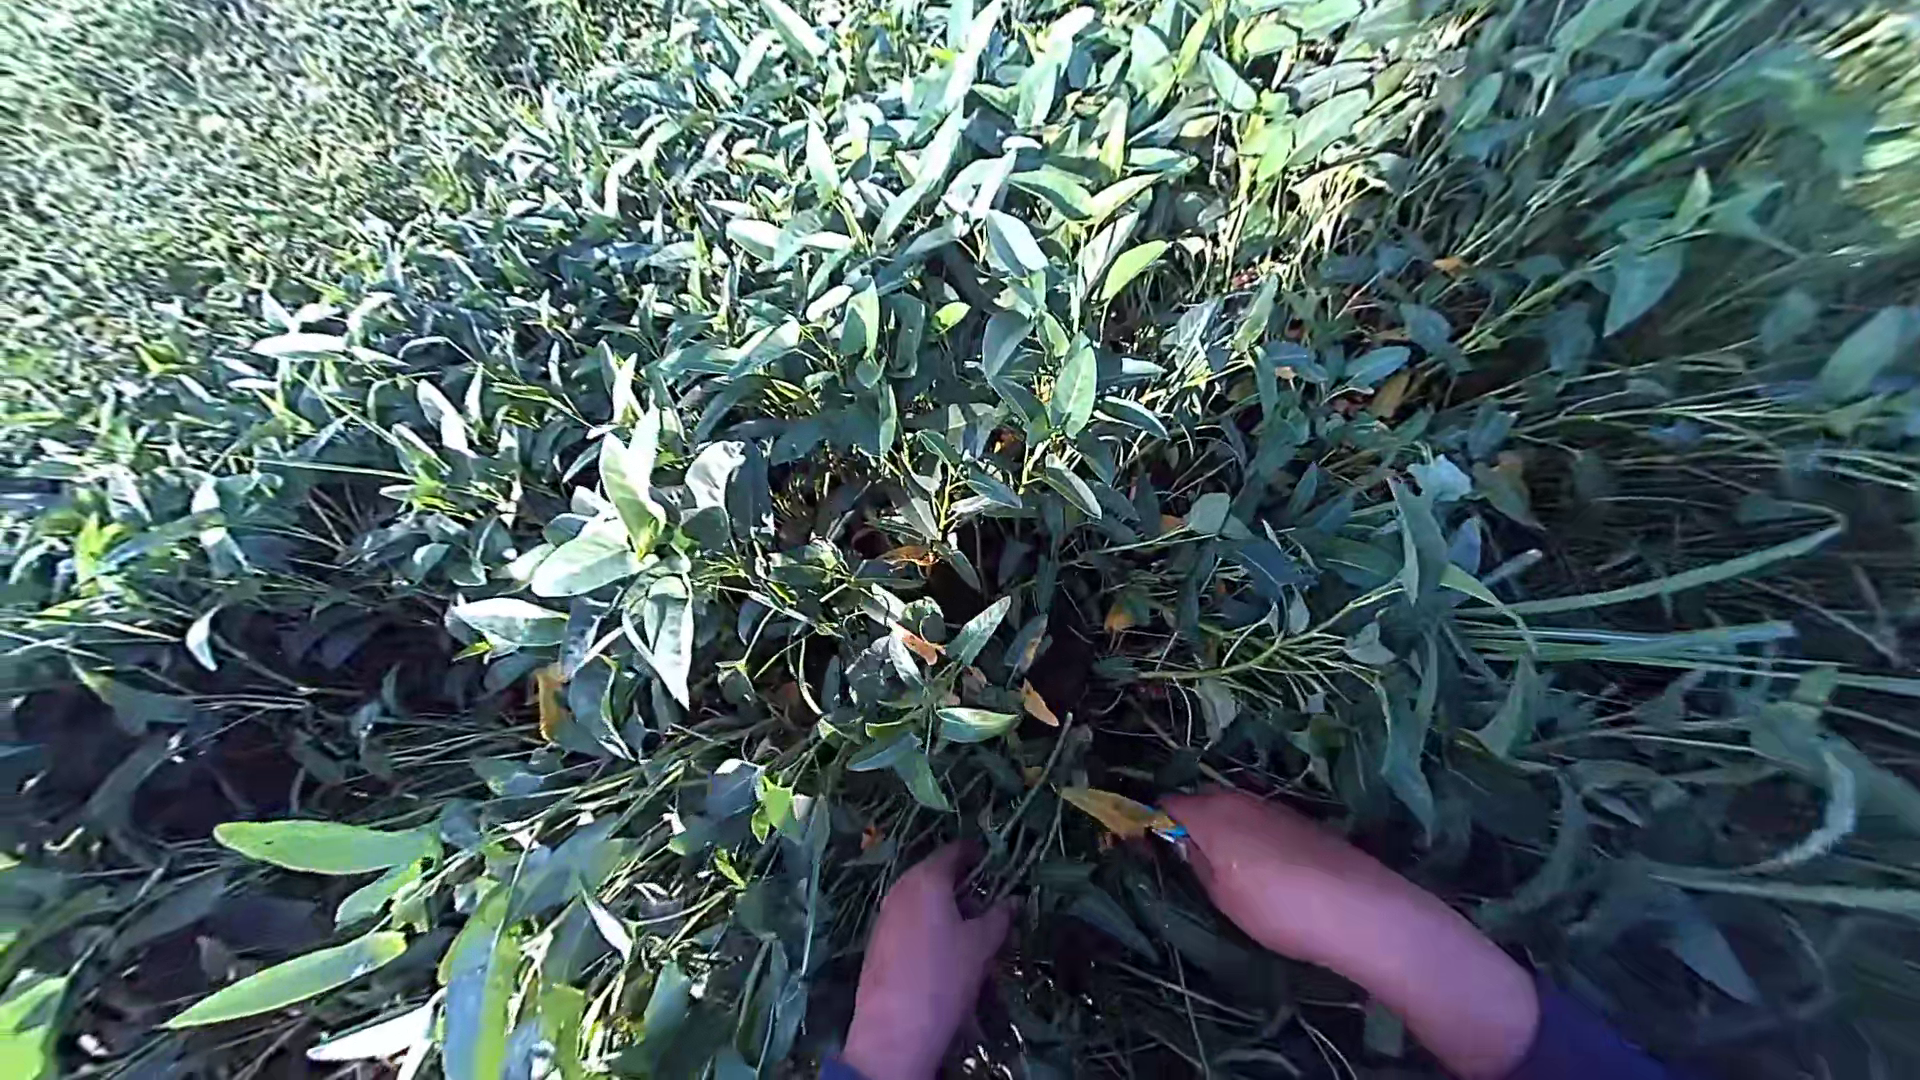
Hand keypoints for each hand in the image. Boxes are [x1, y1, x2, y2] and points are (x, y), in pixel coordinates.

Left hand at [841, 843, 1013, 1079]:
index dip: (976, 853)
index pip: (954, 850)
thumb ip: (999, 917)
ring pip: (922, 897)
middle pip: (937, 873)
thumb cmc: (943, 978)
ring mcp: (886, 912)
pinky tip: (943, 951)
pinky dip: (929, 922)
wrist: (893, 1034)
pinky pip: (909, 917)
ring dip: (947, 906)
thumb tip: (1014, 900)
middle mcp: (902, 886)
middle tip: (987, 903)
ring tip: (970, 931)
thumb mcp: (980, 946)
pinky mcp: (878, 938)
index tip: (993, 863)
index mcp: (927, 878)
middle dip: (963, 885)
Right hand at [1163, 790, 1538, 1079]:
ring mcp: (1269, 804)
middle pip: (1197, 800)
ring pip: (1228, 808)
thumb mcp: (1220, 894)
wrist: (1363, 910)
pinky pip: (1256, 817)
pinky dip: (1248, 834)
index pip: (1165, 803)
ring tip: (1228, 867)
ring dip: (1219, 828)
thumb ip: (1191, 861)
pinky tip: (1265, 867)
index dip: (1153, 822)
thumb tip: (1170, 841)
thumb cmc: (1276, 906)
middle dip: (1186, 823)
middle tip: (1188, 860)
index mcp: (1207, 811)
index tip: (1151, 846)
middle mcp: (1234, 796)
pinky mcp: (1296, 818)